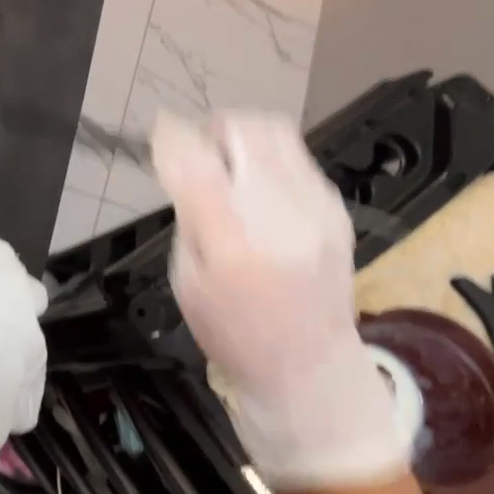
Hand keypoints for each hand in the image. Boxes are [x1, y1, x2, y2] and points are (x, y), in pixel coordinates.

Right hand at [151, 110, 407, 489]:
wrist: (307, 366)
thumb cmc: (231, 332)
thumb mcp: (186, 279)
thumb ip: (190, 218)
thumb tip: (185, 168)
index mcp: (230, 241)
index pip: (196, 162)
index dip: (171, 137)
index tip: (158, 133)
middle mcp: (278, 215)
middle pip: (246, 131)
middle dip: (211, 128)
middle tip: (192, 146)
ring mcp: (316, 209)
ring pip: (276, 135)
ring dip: (240, 137)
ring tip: (222, 161)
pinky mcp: (336, 210)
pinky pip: (296, 160)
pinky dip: (266, 159)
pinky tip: (254, 187)